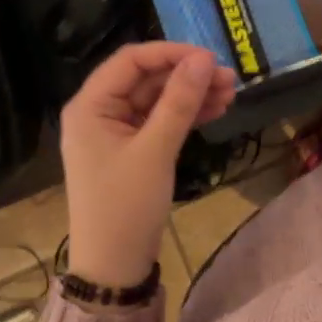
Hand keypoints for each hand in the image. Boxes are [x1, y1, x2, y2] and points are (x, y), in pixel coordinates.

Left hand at [59, 43, 235, 288]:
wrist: (114, 267)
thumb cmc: (125, 205)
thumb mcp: (155, 151)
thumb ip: (179, 102)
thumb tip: (205, 59)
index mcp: (90, 106)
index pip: (131, 61)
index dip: (171, 53)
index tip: (211, 58)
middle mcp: (99, 112)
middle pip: (147, 78)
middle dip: (187, 75)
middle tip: (230, 78)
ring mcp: (116, 132)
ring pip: (158, 99)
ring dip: (192, 94)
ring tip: (231, 93)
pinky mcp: (133, 150)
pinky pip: (160, 120)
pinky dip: (186, 114)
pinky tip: (217, 110)